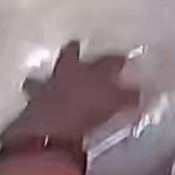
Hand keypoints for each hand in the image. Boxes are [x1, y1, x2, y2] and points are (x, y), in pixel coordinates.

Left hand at [2, 43, 140, 144]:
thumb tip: (145, 94)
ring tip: (40, 79)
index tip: (123, 59)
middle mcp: (67, 74)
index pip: (108, 60)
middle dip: (72, 50)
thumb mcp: (117, 104)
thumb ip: (130, 98)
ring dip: (42, 79)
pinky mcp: (29, 108)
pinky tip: (39, 108)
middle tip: (73, 45)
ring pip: (42, 78)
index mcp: (91, 70)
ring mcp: (45, 89)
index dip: (116, 60)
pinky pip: (33, 102)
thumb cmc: (88, 110)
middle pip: (69, 56)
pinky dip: (37, 104)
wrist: (49, 130)